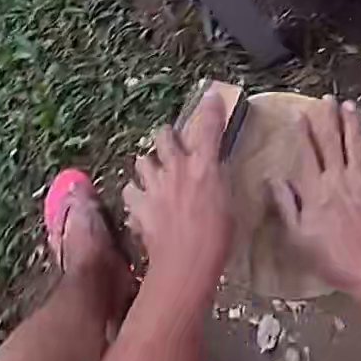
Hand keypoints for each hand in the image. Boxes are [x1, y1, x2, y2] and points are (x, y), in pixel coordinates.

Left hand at [124, 81, 236, 292]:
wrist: (185, 262)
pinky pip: (131, 191)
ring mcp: (153, 185)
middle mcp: (176, 167)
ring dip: (149, 165)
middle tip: (173, 144)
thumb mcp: (229, 201)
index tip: (211, 97)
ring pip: (142, 160)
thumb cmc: (218, 235)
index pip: (209, 127)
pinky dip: (136, 194)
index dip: (211, 109)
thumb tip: (215, 168)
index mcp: (204, 164)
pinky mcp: (137, 204)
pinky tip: (142, 202)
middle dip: (167, 137)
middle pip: (164, 136)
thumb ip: (218, 179)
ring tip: (156, 174)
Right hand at [270, 97, 360, 292]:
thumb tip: (272, 178)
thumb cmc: (332, 258)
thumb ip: (285, 204)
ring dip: (353, 124)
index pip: (307, 152)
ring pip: (357, 145)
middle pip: (332, 141)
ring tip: (350, 106)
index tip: (299, 112)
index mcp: (316, 189)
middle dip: (328, 118)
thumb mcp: (298, 236)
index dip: (303, 131)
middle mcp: (339, 178)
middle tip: (327, 99)